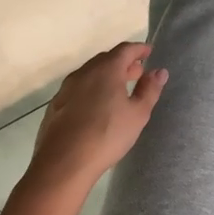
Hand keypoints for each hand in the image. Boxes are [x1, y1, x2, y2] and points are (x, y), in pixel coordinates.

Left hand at [25, 43, 166, 194]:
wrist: (62, 165)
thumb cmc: (107, 136)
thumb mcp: (138, 114)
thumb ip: (150, 89)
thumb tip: (159, 71)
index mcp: (106, 70)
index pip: (125, 49)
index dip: (139, 49)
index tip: (149, 52)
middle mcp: (84, 73)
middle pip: (106, 59)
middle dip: (123, 62)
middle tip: (137, 73)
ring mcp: (66, 89)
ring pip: (90, 73)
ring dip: (106, 76)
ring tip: (117, 90)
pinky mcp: (55, 106)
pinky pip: (77, 88)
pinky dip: (91, 89)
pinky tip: (95, 107)